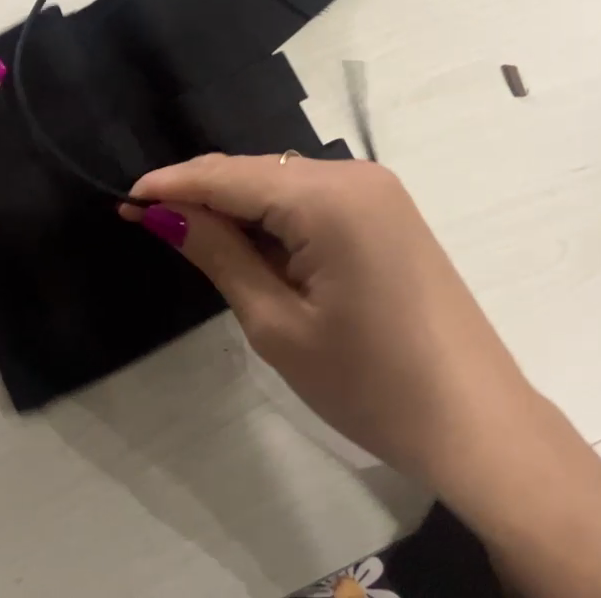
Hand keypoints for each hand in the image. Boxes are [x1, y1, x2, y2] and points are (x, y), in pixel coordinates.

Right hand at [122, 154, 600, 597]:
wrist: (478, 427)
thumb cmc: (370, 384)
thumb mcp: (277, 324)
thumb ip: (216, 254)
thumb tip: (159, 212)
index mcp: (330, 199)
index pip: (229, 176)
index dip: (173, 184)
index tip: (122, 198)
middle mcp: (356, 175)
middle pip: (256, 172)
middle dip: (202, 193)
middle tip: (147, 221)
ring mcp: (379, 192)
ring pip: (283, 182)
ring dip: (237, 206)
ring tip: (192, 237)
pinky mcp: (389, 213)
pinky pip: (313, 198)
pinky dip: (274, 217)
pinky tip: (251, 245)